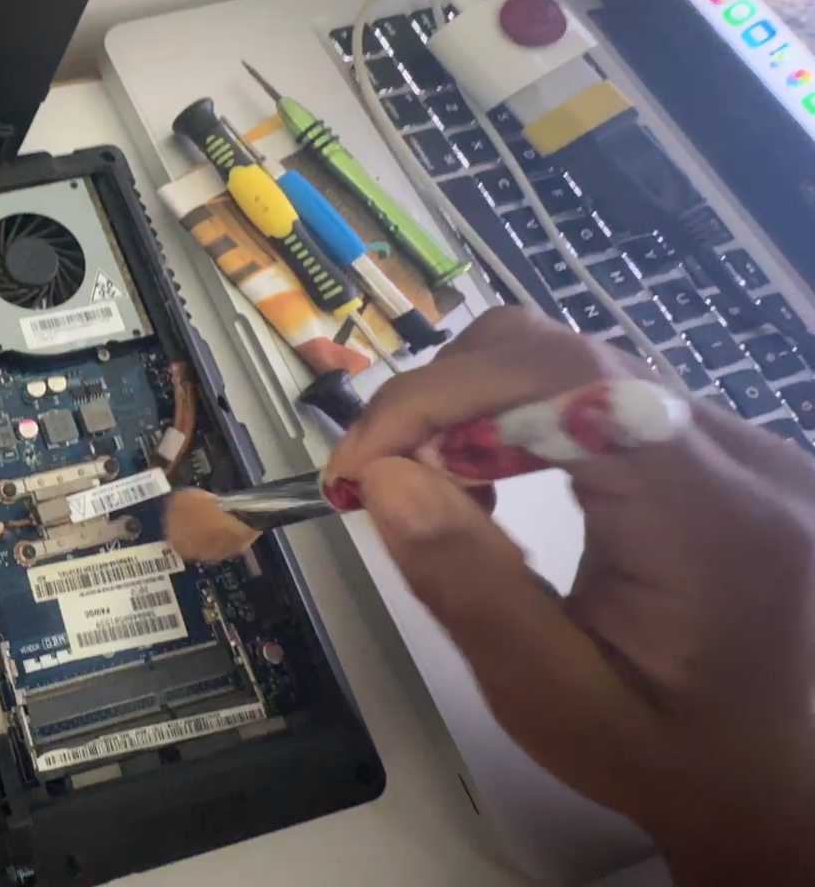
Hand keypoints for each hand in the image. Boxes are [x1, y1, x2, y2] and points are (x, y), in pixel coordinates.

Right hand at [306, 308, 813, 881]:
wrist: (793, 777)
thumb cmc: (674, 753)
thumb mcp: (556, 701)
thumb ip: (471, 589)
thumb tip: (383, 476)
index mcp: (714, 517)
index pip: (557, 382)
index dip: (434, 400)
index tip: (359, 468)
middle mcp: (735, 455)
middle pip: (544, 354)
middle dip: (430, 403)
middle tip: (375, 478)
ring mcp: (721, 443)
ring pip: (546, 359)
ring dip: (453, 408)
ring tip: (426, 483)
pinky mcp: (695, 447)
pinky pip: (566, 390)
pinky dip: (487, 418)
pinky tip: (478, 479)